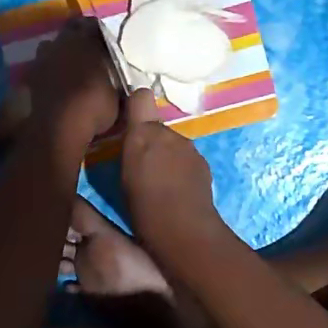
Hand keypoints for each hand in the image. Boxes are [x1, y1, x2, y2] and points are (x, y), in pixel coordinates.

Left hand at [27, 18, 121, 147]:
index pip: (94, 25)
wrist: (59, 128)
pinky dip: (52, 69)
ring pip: (54, 46)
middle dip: (80, 38)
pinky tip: (59, 82)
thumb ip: (118, 80)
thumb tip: (124, 80)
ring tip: (74, 66)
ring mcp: (43, 58)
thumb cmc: (94, 106)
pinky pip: (44, 64)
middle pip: (71, 30)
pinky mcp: (31, 75)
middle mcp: (62, 42)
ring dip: (63, 52)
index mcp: (86, 40)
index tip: (109, 42)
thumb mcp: (118, 95)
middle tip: (92, 52)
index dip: (102, 33)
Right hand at [120, 88, 226, 252]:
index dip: (136, 104)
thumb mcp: (123, 175)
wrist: (183, 230)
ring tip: (158, 183)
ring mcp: (190, 148)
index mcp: (143, 133)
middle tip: (141, 166)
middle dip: (150, 141)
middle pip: (157, 127)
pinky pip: (186, 159)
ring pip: (172, 144)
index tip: (128, 117)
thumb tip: (136, 135)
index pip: (141, 97)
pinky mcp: (203, 164)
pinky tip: (176, 190)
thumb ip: (130, 147)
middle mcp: (169, 134)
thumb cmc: (142, 207)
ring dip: (166, 156)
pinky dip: (180, 169)